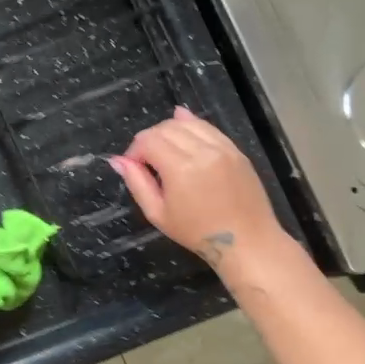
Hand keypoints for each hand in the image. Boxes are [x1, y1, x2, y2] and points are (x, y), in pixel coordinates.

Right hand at [108, 107, 284, 273]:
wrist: (246, 240)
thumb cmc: (196, 232)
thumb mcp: (157, 213)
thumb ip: (136, 182)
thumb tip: (118, 161)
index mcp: (181, 168)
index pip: (148, 140)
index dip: (133, 150)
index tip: (133, 167)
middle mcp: (203, 151)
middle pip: (166, 127)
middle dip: (148, 139)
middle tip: (146, 161)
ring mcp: (223, 148)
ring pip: (187, 123)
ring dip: (169, 131)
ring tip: (164, 151)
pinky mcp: (236, 150)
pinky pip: (208, 128)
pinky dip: (191, 125)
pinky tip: (182, 129)